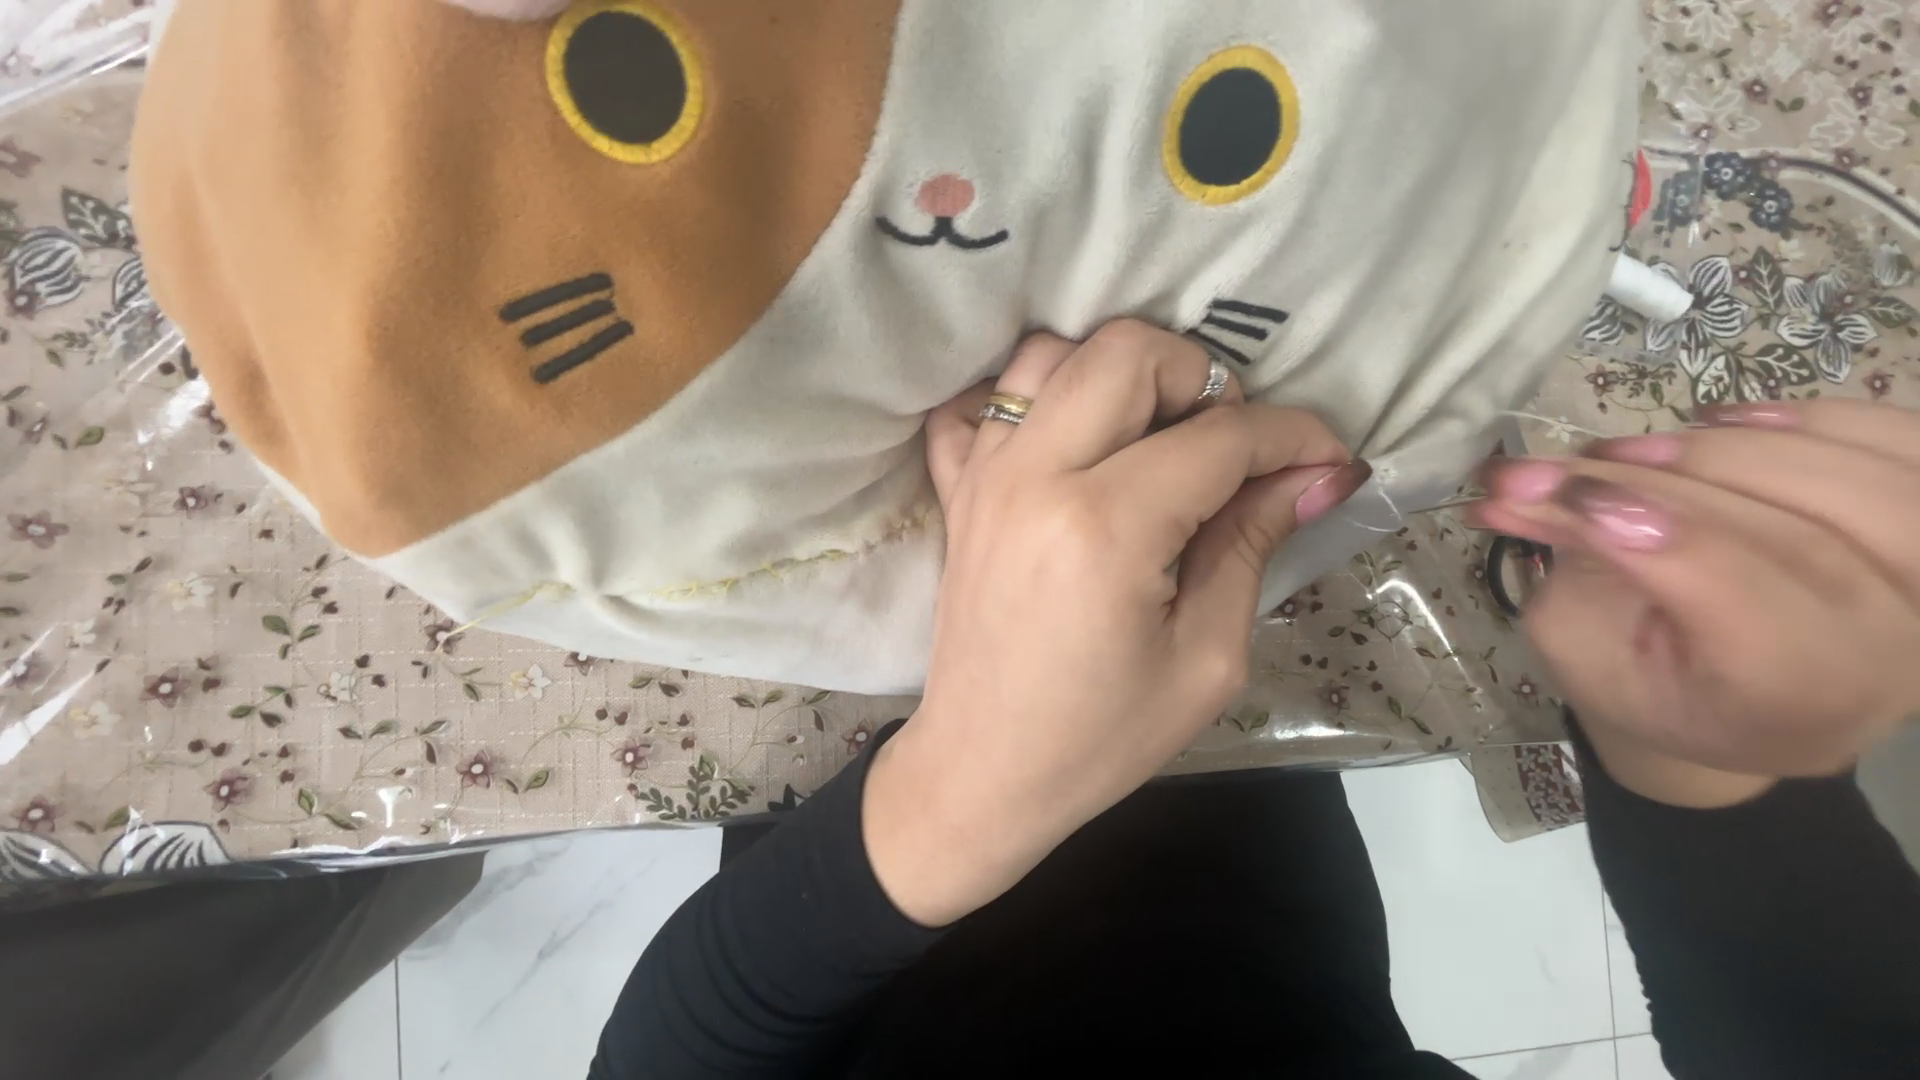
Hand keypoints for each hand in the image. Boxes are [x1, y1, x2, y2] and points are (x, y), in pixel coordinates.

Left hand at [864, 321, 1369, 925]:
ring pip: (1048, 356)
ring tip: (1151, 438)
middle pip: (1124, 352)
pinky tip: (1064, 444)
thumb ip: (1250, 547)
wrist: (981, 770)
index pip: (1218, 436)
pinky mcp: (954, 492)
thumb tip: (1310, 475)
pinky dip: (1026, 403)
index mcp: (1103, 528)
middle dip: (1198, 377)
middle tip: (1227, 446)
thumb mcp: (1204, 662)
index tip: (1327, 458)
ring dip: (1115, 377)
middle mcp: (1034, 477)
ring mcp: (982, 477)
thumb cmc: (1097, 740)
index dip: (1291, 434)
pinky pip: (977, 407)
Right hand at [1469, 400, 1919, 803]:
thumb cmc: (1642, 682)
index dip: (1659, 532)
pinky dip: (1812, 418)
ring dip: (1734, 449)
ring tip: (1636, 448)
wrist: (1738, 709)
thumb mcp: (1575, 639)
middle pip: (1806, 535)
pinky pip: (1906, 446)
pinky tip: (1723, 423)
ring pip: (1872, 484)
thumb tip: (1520, 484)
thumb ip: (1570, 561)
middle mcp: (1896, 653)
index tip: (1558, 490)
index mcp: (1791, 697)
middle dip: (1674, 480)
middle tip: (1574, 460)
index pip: (1745, 599)